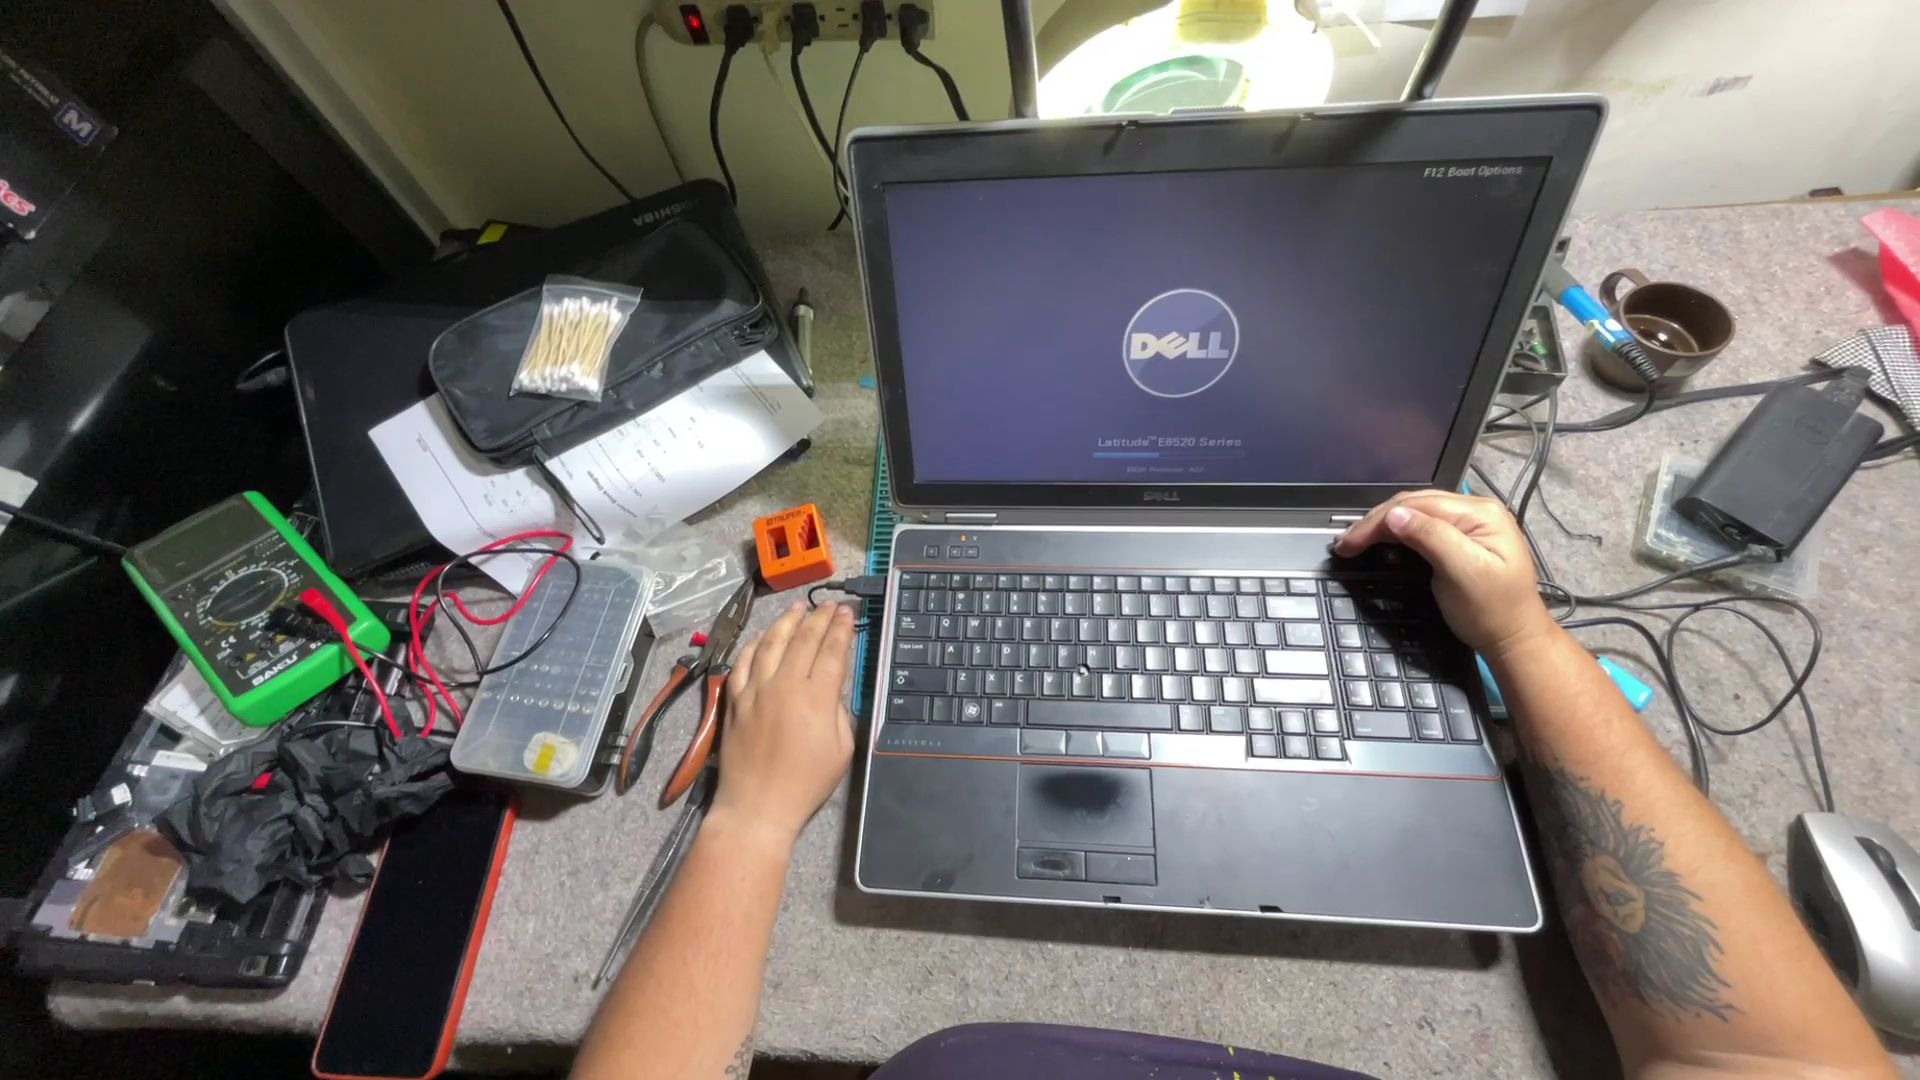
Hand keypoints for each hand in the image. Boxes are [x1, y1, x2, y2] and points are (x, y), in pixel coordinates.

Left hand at [711, 601, 856, 849]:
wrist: (757, 807)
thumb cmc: (806, 783)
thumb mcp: (842, 749)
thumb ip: (839, 711)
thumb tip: (830, 690)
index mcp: (816, 697)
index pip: (831, 651)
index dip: (841, 628)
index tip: (846, 612)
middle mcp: (784, 685)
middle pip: (804, 640)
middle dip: (819, 618)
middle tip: (828, 605)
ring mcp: (755, 690)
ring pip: (771, 643)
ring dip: (786, 622)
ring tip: (797, 608)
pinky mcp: (734, 699)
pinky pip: (743, 662)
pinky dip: (754, 644)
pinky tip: (763, 636)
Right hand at [1331, 491, 1557, 659]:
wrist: (1514, 639)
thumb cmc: (1491, 610)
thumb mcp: (1463, 572)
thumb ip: (1431, 537)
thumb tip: (1393, 516)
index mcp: (1480, 513)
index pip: (1416, 505)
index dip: (1377, 521)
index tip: (1347, 544)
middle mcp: (1475, 511)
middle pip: (1413, 505)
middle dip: (1374, 522)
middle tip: (1343, 544)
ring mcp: (1468, 524)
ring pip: (1413, 514)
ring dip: (1380, 526)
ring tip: (1353, 541)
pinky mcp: (1459, 538)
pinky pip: (1419, 526)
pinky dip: (1394, 533)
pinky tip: (1378, 540)